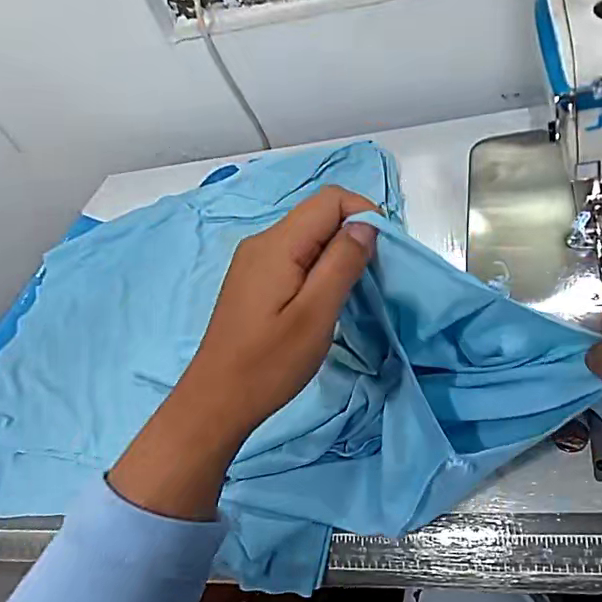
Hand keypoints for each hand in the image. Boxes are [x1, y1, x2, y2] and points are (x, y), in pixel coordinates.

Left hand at [183, 185, 380, 434]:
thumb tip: (366, 226)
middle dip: (354, 234)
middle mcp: (263, 242)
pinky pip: (296, 256)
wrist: (217, 401)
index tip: (384, 253)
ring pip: (309, 236)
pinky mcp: (255, 280)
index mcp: (277, 244)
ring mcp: (256, 261)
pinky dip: (321, 267)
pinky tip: (326, 299)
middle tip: (372, 277)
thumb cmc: (269, 364)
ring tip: (352, 291)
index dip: (365, 214)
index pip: (330, 200)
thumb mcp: (315, 314)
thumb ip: (342, 263)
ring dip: (339, 253)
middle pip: (319, 214)